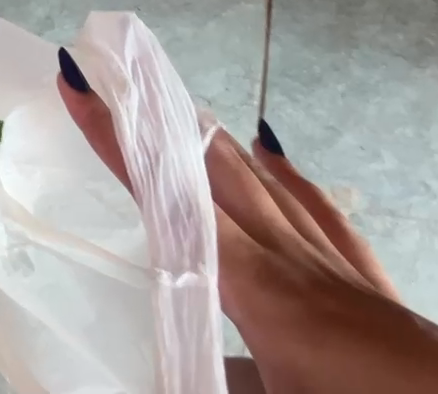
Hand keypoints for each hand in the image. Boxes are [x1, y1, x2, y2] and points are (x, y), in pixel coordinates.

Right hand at [55, 49, 437, 393]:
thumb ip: (204, 376)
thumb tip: (155, 374)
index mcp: (244, 275)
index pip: (161, 192)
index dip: (113, 137)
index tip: (77, 83)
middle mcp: (276, 250)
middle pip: (206, 166)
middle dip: (157, 118)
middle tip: (120, 74)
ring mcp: (322, 256)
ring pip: (255, 176)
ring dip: (209, 135)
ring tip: (174, 102)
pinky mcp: (360, 272)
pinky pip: (316, 206)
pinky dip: (286, 171)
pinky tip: (271, 146)